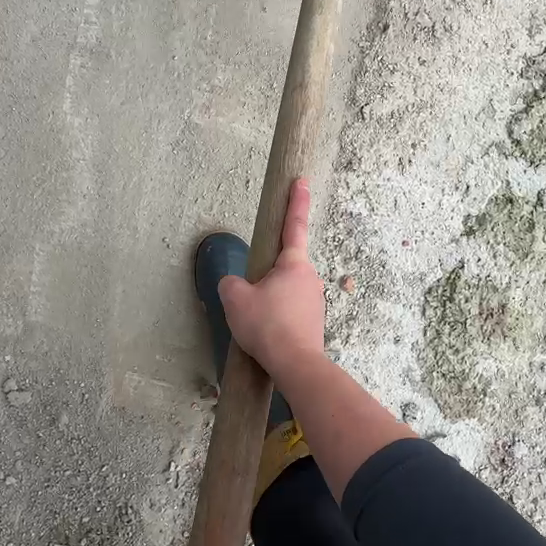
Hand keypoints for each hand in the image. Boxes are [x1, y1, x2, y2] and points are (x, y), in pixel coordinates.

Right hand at [218, 178, 325, 375]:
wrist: (295, 365)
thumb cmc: (267, 326)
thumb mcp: (234, 299)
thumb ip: (230, 284)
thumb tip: (235, 286)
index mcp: (293, 263)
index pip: (294, 224)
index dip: (296, 201)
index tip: (301, 181)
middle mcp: (309, 277)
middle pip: (282, 266)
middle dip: (265, 277)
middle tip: (251, 298)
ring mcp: (314, 300)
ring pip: (284, 292)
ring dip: (269, 301)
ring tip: (256, 323)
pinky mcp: (313, 322)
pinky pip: (289, 312)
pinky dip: (276, 318)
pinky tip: (266, 335)